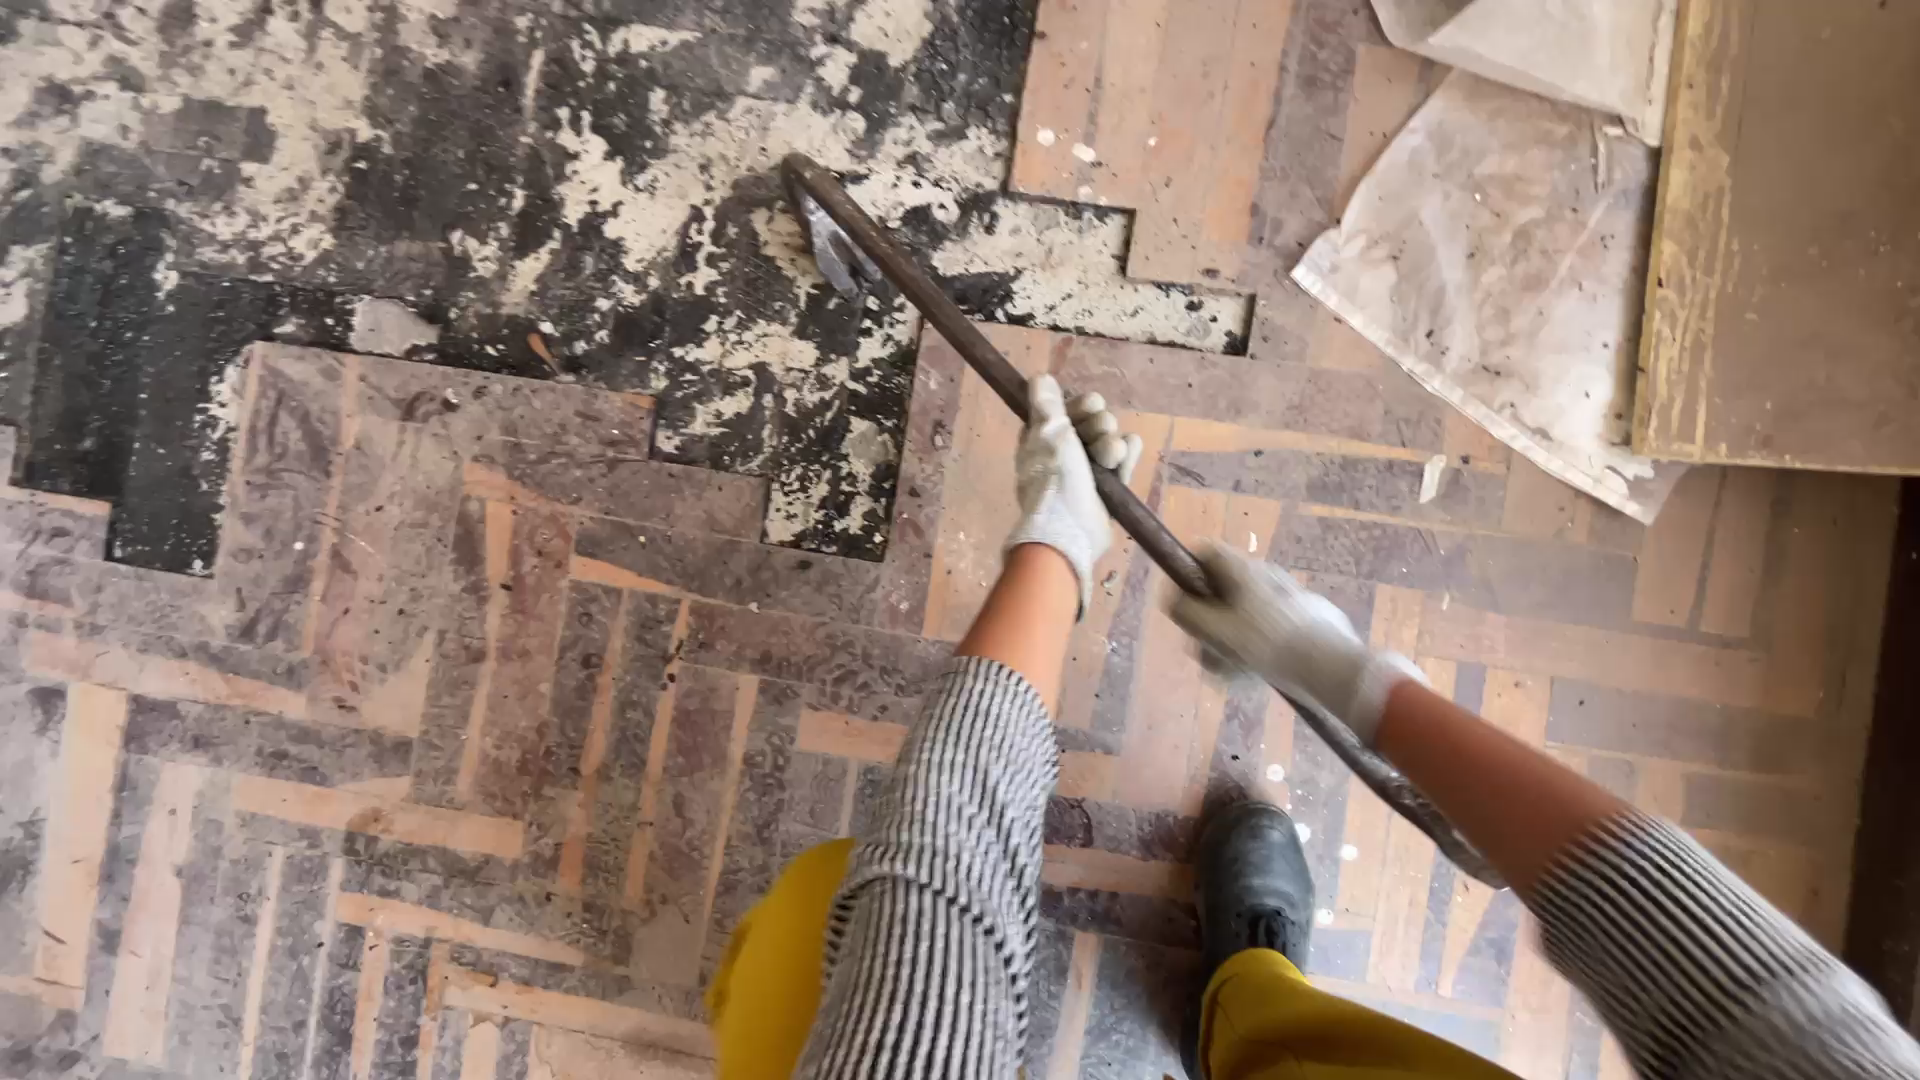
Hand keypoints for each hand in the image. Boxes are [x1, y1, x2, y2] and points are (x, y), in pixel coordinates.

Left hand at [1004, 375, 1142, 615]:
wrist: (1071, 528)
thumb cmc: (1055, 478)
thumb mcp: (1048, 434)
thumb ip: (1046, 404)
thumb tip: (1038, 377)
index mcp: (1043, 440)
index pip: (1066, 410)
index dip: (1079, 407)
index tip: (1088, 407)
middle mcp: (1063, 453)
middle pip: (1091, 422)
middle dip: (1099, 424)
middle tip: (1098, 432)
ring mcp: (1087, 470)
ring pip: (1110, 438)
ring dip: (1112, 443)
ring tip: (1109, 457)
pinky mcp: (1108, 486)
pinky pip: (1124, 459)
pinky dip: (1126, 457)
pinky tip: (1124, 458)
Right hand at [1169, 547, 1424, 744]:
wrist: (1332, 667)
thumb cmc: (1266, 645)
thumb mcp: (1214, 631)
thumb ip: (1185, 612)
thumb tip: (1172, 598)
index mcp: (1242, 569)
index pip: (1205, 552)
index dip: (1187, 573)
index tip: (1184, 602)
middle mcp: (1265, 574)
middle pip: (1222, 587)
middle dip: (1209, 617)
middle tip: (1206, 646)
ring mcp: (1287, 595)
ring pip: (1244, 611)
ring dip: (1230, 637)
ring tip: (1229, 670)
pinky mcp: (1305, 617)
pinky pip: (1267, 627)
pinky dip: (1256, 645)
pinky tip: (1257, 671)